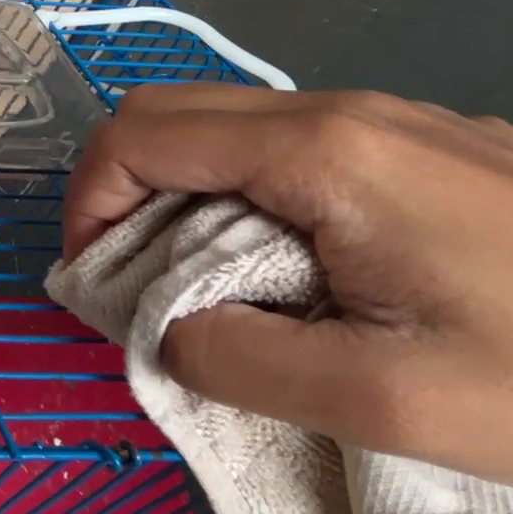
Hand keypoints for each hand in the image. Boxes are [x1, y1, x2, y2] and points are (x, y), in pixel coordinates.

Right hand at [64, 84, 512, 486]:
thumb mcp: (393, 402)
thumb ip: (234, 360)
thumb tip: (160, 329)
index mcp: (320, 151)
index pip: (135, 139)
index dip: (88, 203)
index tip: (95, 277)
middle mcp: (343, 111)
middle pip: (165, 114)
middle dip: (117, 189)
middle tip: (130, 274)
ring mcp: (391, 122)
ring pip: (220, 125)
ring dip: (174, 192)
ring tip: (198, 276)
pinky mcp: (424, 146)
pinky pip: (281, 146)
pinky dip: (233, 192)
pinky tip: (281, 259)